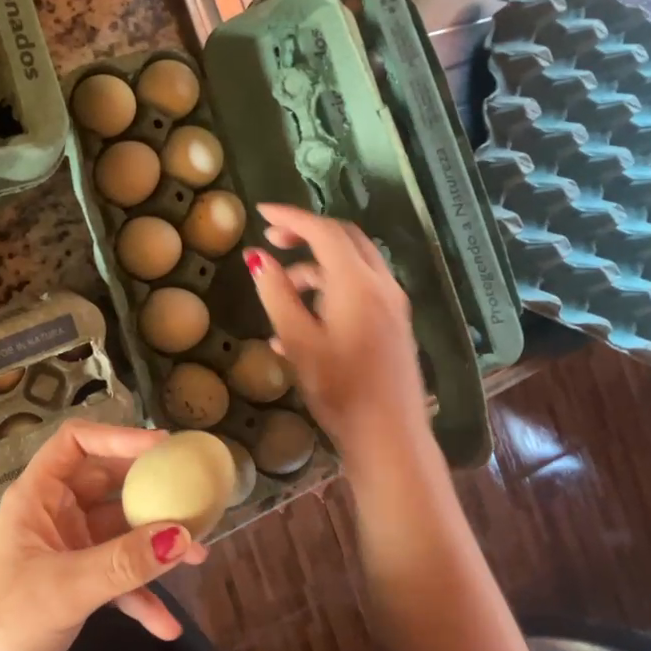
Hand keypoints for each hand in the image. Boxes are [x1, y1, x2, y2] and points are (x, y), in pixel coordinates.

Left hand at [0, 420, 207, 650]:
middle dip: (150, 492)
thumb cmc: (4, 623)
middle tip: (194, 496)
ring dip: (156, 545)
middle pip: (107, 484)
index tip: (163, 447)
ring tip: (200, 556)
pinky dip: (141, 596)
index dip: (117, 437)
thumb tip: (182, 536)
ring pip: (120, 532)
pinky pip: (117, 578)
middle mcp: (53, 515)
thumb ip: (124, 562)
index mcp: (36, 496)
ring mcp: (66, 550)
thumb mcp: (67, 589)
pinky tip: (166, 626)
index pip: (75, 443)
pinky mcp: (76, 586)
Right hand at [244, 203, 428, 450]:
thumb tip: (257, 257)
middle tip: (273, 241)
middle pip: (344, 239)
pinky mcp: (394, 324)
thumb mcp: (298, 340)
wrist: (390, 437)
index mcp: (357, 282)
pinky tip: (300, 325)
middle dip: (307, 233)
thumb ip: (276, 293)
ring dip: (316, 266)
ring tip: (280, 290)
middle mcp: (381, 284)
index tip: (260, 213)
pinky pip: (360, 289)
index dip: (290, 218)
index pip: (323, 231)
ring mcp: (392, 305)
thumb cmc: (339, 389)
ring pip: (352, 265)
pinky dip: (329, 290)